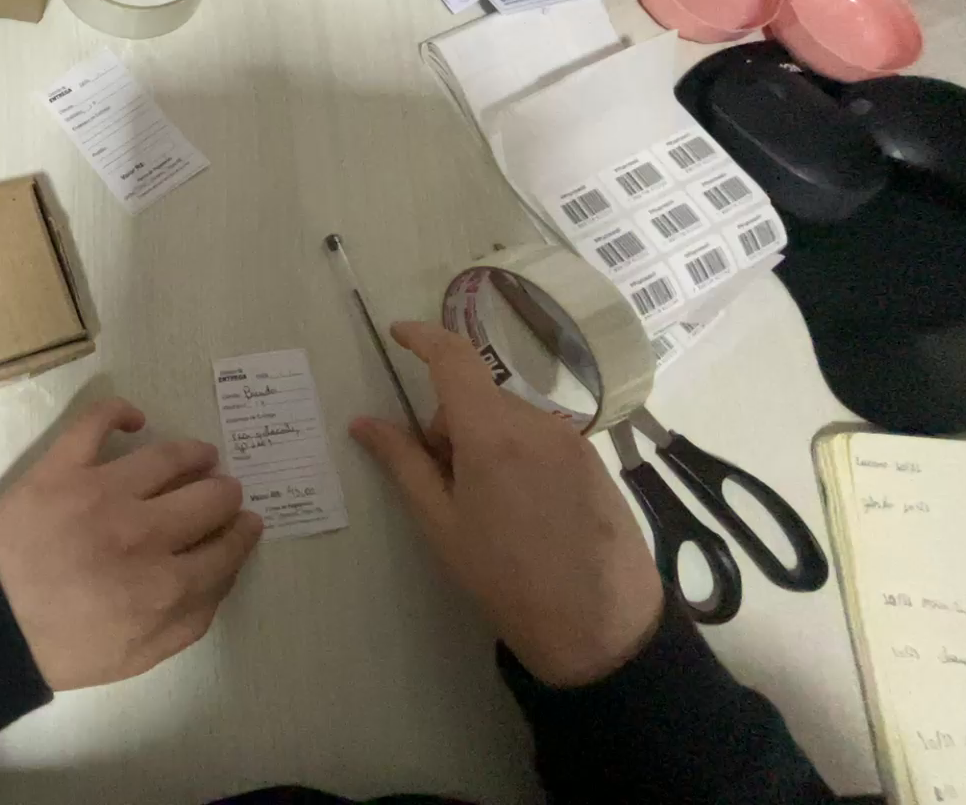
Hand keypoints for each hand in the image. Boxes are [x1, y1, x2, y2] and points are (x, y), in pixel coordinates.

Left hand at [0, 399, 263, 690]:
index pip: (225, 548)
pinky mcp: (63, 465)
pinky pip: (97, 422)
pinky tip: (136, 418)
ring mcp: (103, 490)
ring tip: (202, 454)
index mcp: (165, 585)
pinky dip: (121, 411)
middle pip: (208, 499)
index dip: (242, 534)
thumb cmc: (62, 643)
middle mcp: (144, 531)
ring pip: (168, 457)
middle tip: (224, 491)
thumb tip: (222, 576)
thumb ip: (189, 622)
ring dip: (195, 453)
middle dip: (225, 495)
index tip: (247, 522)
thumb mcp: (138, 656)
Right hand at [350, 323, 663, 686]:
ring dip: (483, 439)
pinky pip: (537, 436)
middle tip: (446, 483)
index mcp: (491, 434)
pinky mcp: (594, 460)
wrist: (603, 631)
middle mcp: (536, 423)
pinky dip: (515, 452)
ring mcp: (571, 440)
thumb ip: (402, 461)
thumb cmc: (504, 576)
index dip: (423, 338)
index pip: (453, 360)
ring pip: (506, 417)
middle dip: (448, 425)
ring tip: (488, 503)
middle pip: (474, 398)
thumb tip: (362, 422)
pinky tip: (524, 507)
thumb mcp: (439, 521)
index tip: (398, 333)